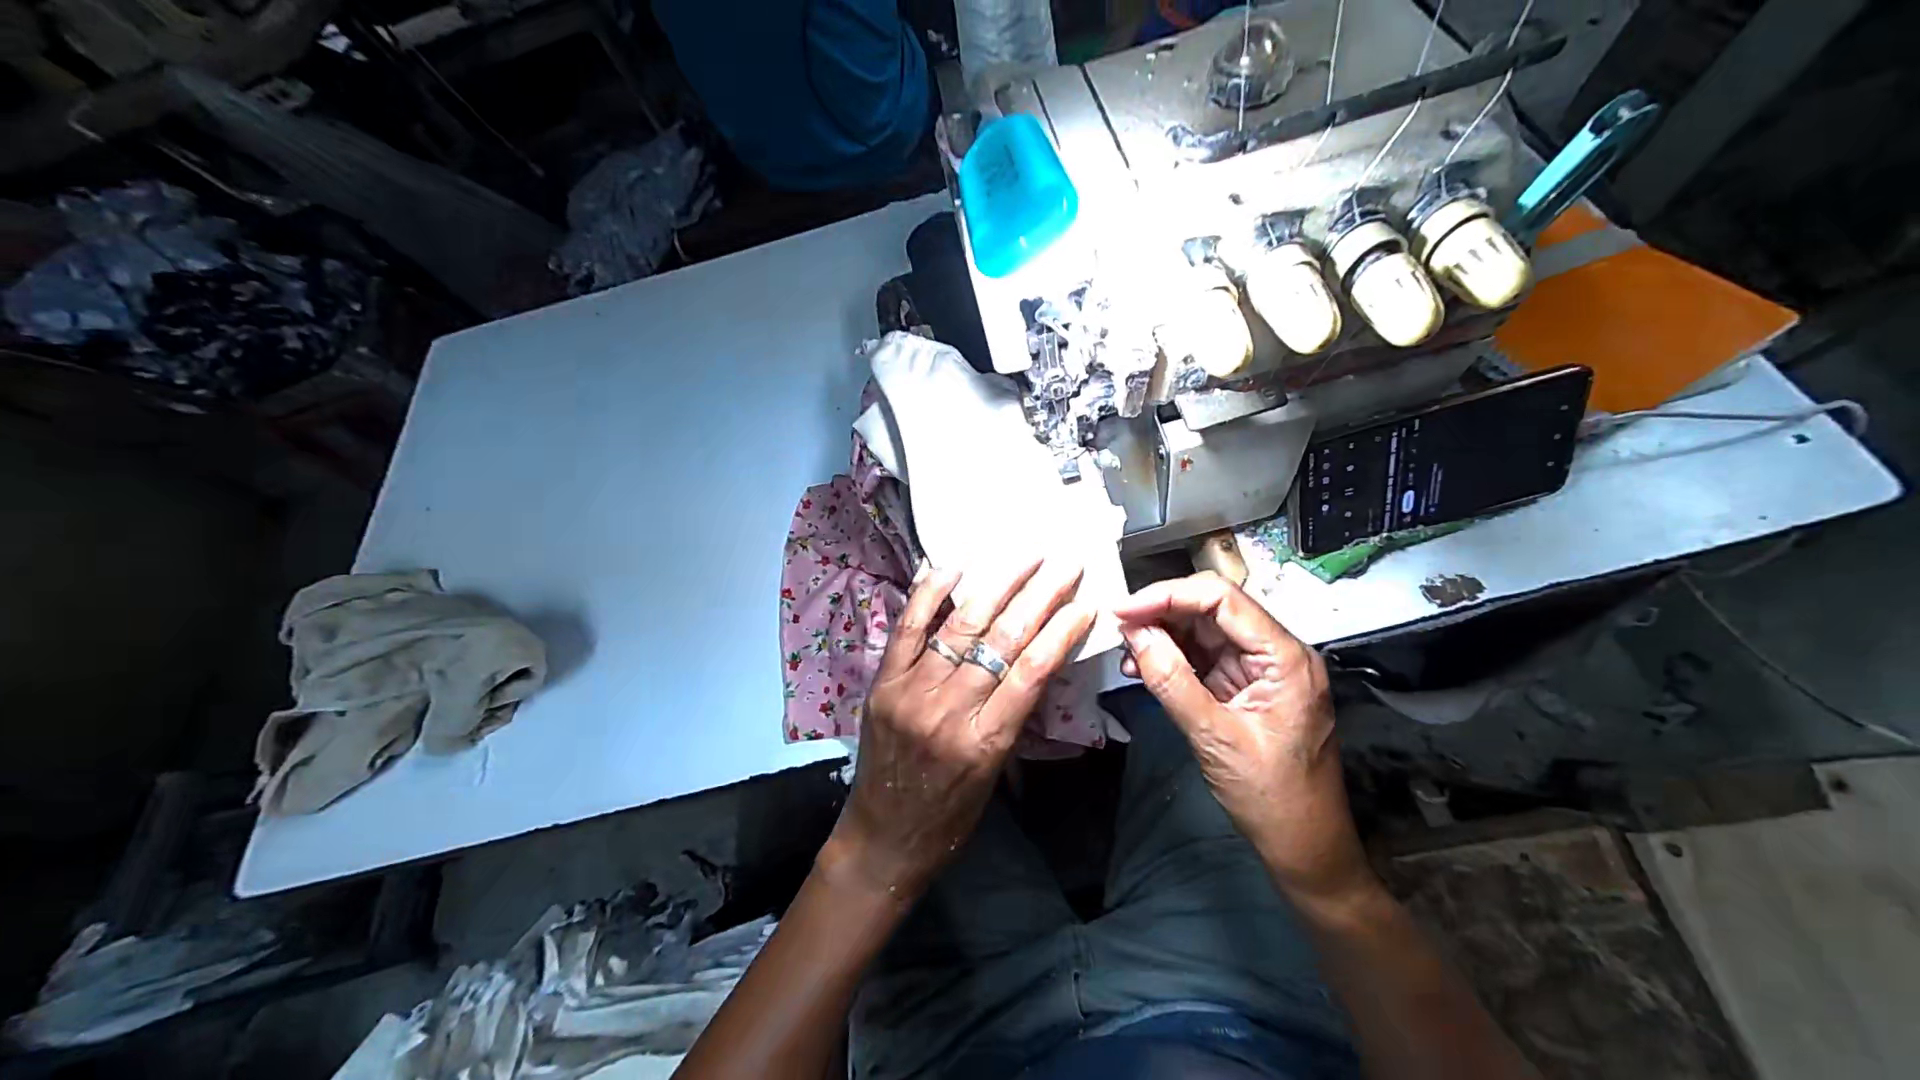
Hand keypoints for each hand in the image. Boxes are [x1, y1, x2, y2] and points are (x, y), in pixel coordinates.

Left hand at [823, 558, 1095, 900]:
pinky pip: (907, 629)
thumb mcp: (995, 775)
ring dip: (996, 586)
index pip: (1032, 673)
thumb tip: (1034, 660)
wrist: (883, 838)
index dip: (1061, 632)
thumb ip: (1011, 717)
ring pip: (960, 627)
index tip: (1084, 604)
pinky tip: (952, 568)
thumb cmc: (949, 817)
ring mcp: (910, 692)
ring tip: (1024, 557)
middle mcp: (948, 710)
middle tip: (1064, 565)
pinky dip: (929, 595)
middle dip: (1038, 597)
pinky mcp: (882, 683)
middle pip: (1001, 640)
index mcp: (985, 742)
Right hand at [1114, 573, 1371, 902]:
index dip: (1168, 595)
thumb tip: (1134, 633)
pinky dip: (1171, 658)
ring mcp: (1260, 668)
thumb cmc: (1272, 798)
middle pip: (1212, 610)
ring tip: (1125, 650)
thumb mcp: (1215, 738)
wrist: (1304, 846)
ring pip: (1202, 631)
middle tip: (1118, 626)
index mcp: (1285, 658)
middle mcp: (1276, 652)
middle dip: (1161, 613)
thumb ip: (1172, 681)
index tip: (1124, 609)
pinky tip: (1142, 667)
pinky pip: (1202, 657)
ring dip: (1162, 635)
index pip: (1222, 600)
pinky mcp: (1244, 685)